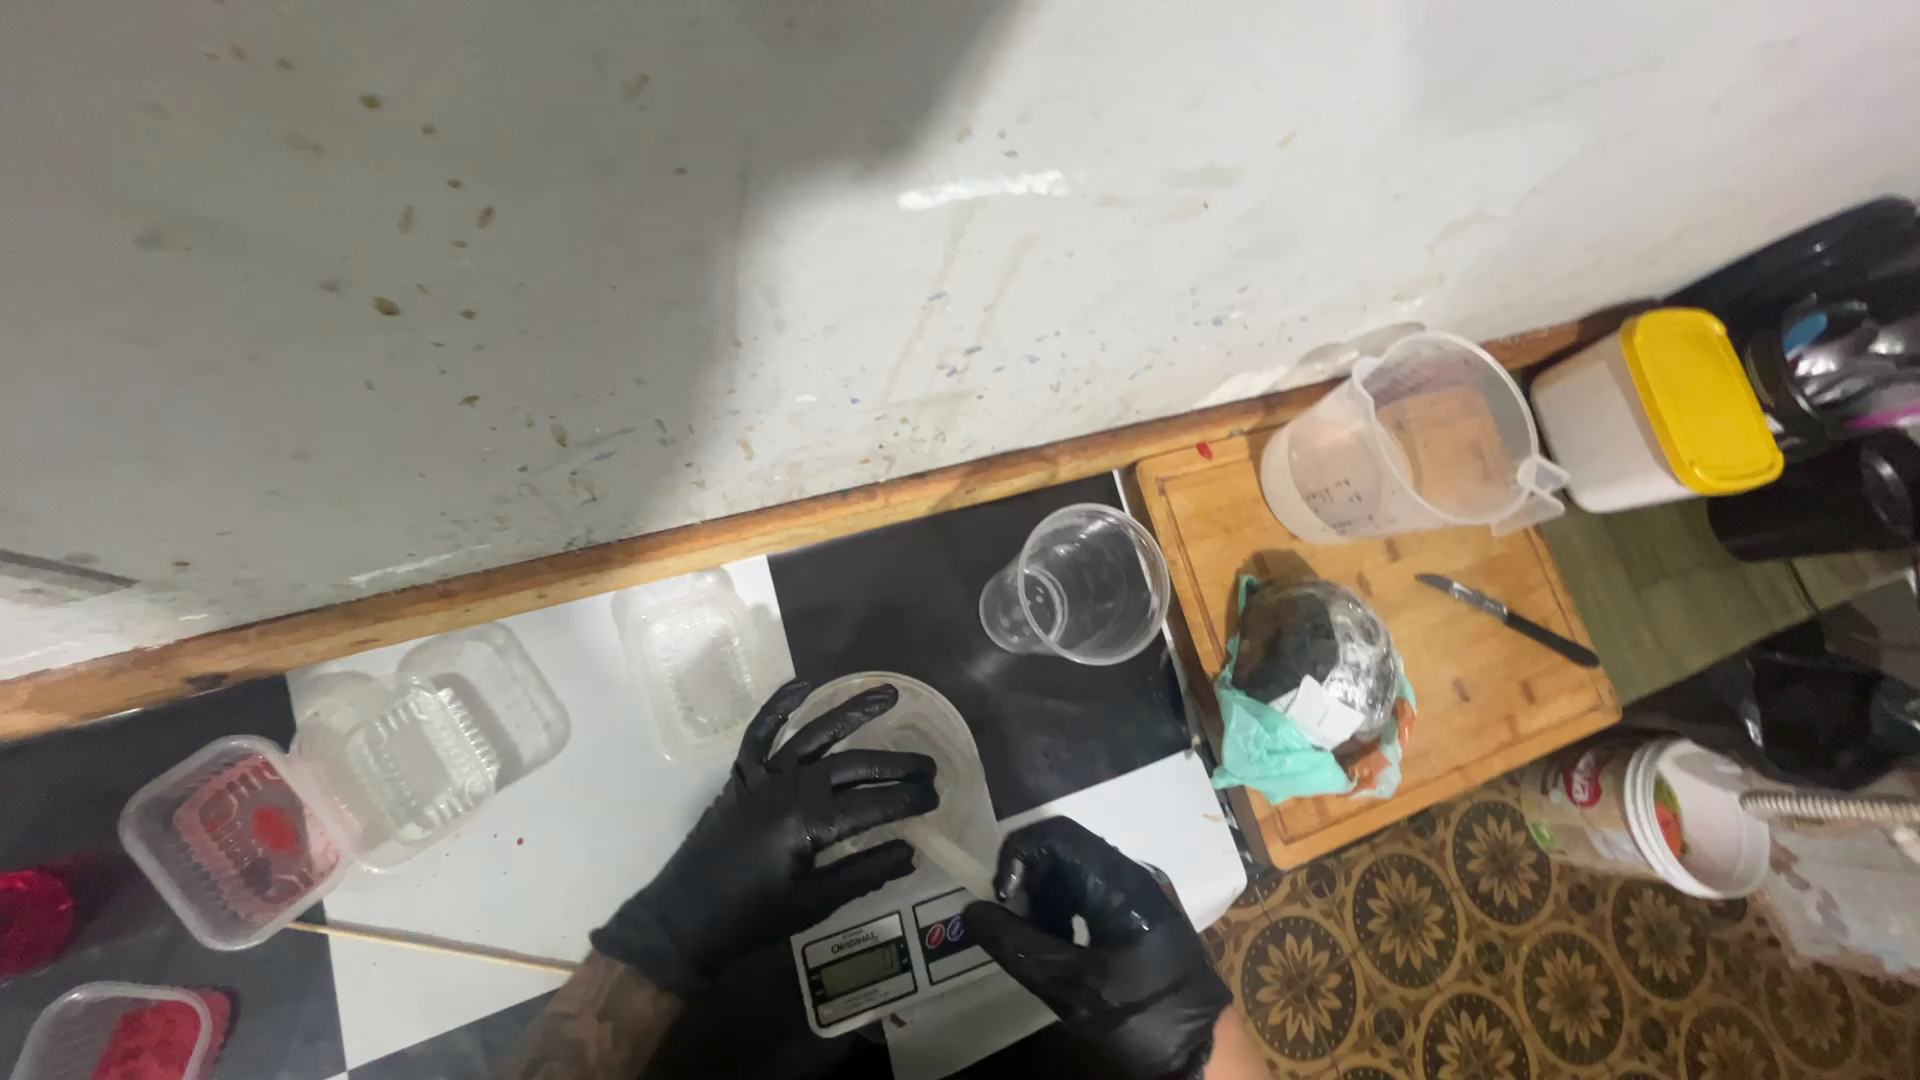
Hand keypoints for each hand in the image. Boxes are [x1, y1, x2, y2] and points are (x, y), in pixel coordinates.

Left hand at [590, 679, 938, 994]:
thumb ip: (865, 873)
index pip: (874, 804)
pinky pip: (761, 730)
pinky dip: (780, 705)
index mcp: (809, 821)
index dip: (908, 800)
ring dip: (853, 711)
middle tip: (929, 766)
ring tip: (888, 693)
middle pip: (854, 765)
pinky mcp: (744, 773)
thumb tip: (911, 850)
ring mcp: (765, 774)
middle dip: (896, 764)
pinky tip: (804, 684)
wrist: (683, 919)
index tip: (935, 797)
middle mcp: (790, 785)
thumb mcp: (815, 904)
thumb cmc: (752, 917)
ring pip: (816, 733)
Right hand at [964, 818, 1230, 1079]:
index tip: (1002, 900)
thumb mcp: (1073, 989)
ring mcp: (1137, 893)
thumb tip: (970, 912)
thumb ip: (1018, 946)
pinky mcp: (1138, 914)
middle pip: (1062, 851)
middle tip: (1014, 926)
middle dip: (1028, 882)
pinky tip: (1058, 948)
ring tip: (1035, 943)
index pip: (1056, 833)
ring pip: (1072, 872)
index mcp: (1120, 881)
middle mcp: (1130, 874)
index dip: (1018, 855)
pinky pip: (1088, 893)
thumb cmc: (1143, 1019)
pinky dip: (1063, 913)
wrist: (1208, 1060)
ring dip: (1043, 899)